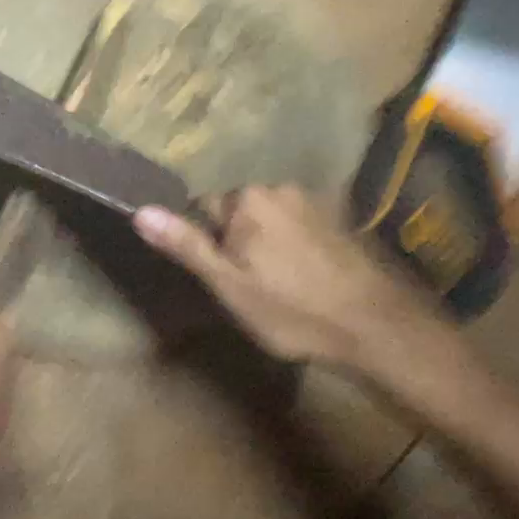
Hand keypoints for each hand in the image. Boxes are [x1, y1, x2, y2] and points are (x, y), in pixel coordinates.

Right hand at [132, 186, 445, 370]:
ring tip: (285, 288)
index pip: (204, 209)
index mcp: (245, 199)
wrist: (379, 330)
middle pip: (238, 212)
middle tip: (254, 287)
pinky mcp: (339, 221)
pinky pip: (299, 228)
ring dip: (269, 245)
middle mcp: (277, 188)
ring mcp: (313, 203)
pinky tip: (310, 281)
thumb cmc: (293, 309)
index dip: (211, 245)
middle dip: (240, 241)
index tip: (227, 278)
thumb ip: (186, 244)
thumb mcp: (228, 284)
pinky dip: (297, 249)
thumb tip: (139, 211)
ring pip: (269, 220)